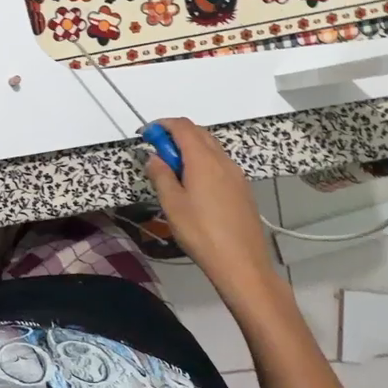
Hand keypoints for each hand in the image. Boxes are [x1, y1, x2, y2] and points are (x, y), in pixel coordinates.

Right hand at [144, 118, 273, 283]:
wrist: (242, 263)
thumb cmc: (201, 232)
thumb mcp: (171, 204)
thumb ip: (161, 175)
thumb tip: (155, 157)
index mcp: (203, 160)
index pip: (182, 127)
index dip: (161, 125)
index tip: (145, 135)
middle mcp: (223, 161)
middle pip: (199, 133)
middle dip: (175, 134)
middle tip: (156, 153)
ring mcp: (236, 175)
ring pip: (211, 148)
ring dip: (190, 149)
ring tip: (173, 171)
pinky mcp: (242, 189)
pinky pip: (220, 164)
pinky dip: (202, 162)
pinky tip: (194, 186)